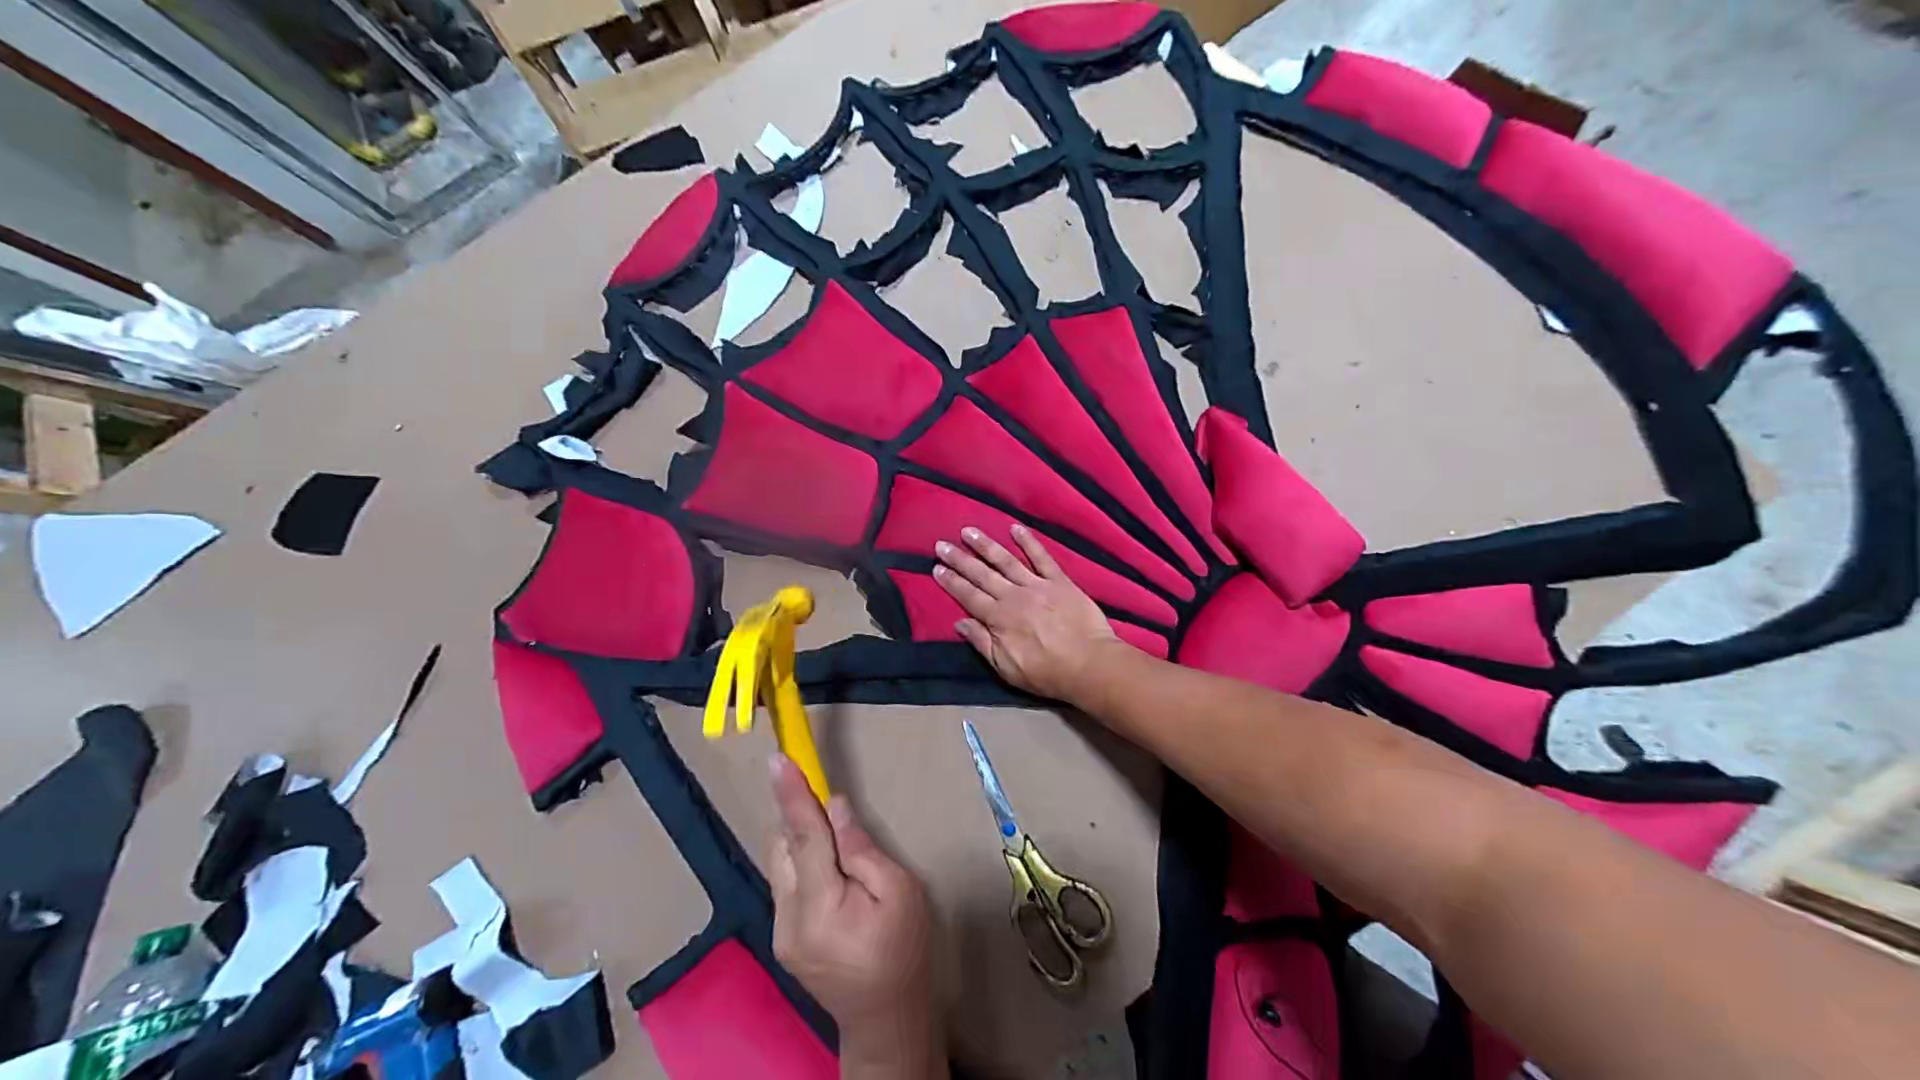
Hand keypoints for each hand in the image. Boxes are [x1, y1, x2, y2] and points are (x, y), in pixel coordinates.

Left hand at [767, 756, 941, 1077]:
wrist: (885, 1018)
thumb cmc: (903, 949)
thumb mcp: (900, 892)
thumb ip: (862, 848)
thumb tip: (835, 808)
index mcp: (822, 907)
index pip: (804, 837)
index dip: (792, 796)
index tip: (777, 760)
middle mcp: (789, 918)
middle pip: (782, 846)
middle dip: (799, 818)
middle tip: (828, 808)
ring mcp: (780, 931)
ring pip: (779, 864)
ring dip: (801, 842)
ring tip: (835, 848)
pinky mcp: (781, 938)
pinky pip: (785, 883)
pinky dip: (803, 866)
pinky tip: (832, 878)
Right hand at [933, 524, 1122, 700]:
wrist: (1089, 665)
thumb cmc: (1046, 673)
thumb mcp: (1006, 668)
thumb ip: (982, 643)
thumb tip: (960, 622)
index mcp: (998, 618)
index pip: (968, 596)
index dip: (951, 581)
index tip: (936, 567)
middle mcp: (1013, 596)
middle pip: (982, 574)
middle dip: (960, 559)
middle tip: (942, 544)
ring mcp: (1037, 585)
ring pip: (1006, 560)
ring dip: (986, 545)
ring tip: (969, 531)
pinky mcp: (1060, 581)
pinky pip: (1041, 557)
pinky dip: (1028, 541)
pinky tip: (1015, 528)